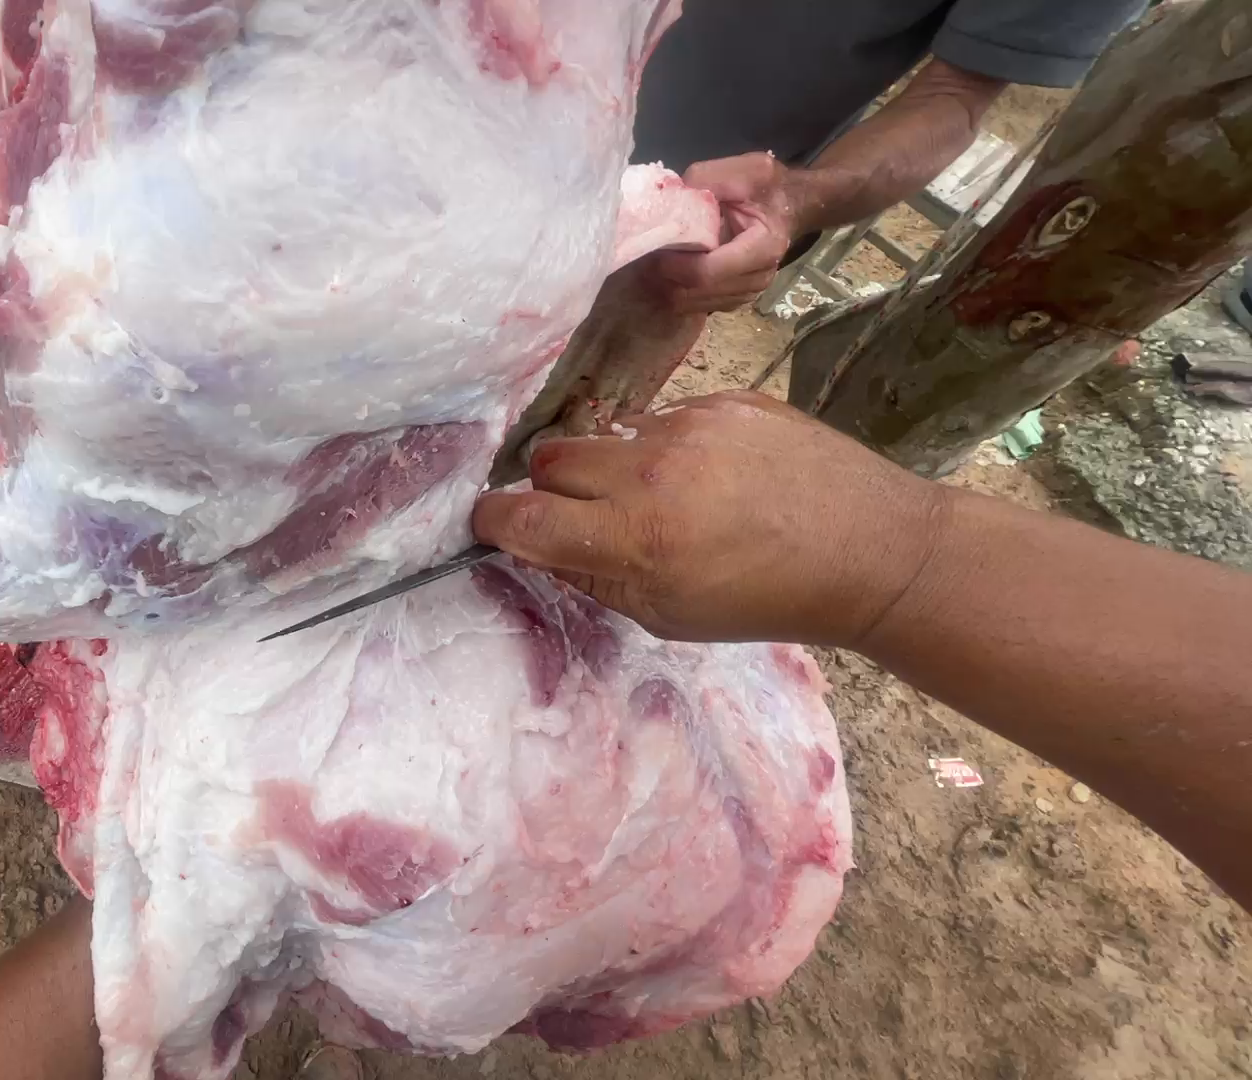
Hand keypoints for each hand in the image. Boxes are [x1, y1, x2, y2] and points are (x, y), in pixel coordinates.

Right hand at [472, 391, 946, 645]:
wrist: (876, 551)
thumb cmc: (761, 600)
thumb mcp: (662, 614)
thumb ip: (587, 577)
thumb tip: (536, 546)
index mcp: (635, 538)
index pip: (523, 518)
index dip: (491, 520)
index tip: (489, 523)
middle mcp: (651, 473)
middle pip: (547, 460)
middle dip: (551, 490)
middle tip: (587, 513)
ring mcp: (688, 427)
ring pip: (599, 437)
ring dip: (606, 467)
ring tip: (659, 493)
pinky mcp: (722, 400)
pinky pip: (656, 420)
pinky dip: (661, 448)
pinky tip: (706, 473)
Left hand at [649, 153, 805, 313]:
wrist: (791, 205)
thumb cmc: (767, 188)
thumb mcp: (747, 170)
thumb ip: (708, 179)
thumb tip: (670, 196)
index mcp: (762, 248)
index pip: (704, 272)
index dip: (672, 264)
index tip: (656, 246)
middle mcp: (756, 278)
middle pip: (691, 291)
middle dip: (664, 275)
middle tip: (650, 253)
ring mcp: (745, 294)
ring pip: (687, 303)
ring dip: (666, 284)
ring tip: (659, 259)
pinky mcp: (732, 301)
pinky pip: (692, 306)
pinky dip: (676, 290)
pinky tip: (672, 269)